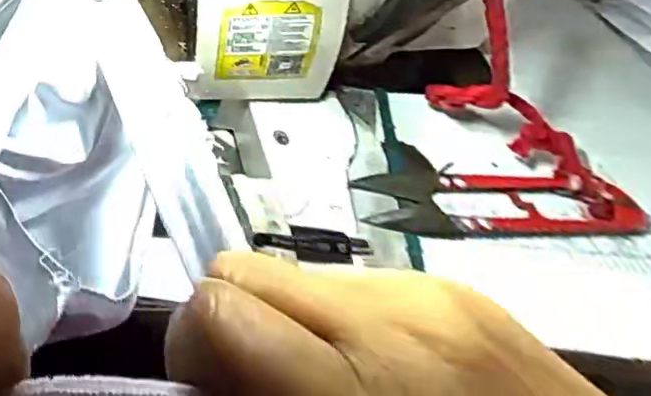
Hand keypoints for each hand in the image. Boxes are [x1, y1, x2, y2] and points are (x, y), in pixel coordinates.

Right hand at [166, 252, 602, 395]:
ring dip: (290, 320)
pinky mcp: (460, 289)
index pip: (216, 306)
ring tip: (337, 379)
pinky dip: (344, 322)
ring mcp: (435, 295)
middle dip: (233, 320)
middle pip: (237, 266)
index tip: (203, 380)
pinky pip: (350, 280)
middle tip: (259, 380)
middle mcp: (400, 320)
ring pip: (288, 268)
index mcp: (371, 387)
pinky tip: (385, 372)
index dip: (190, 343)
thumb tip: (197, 373)